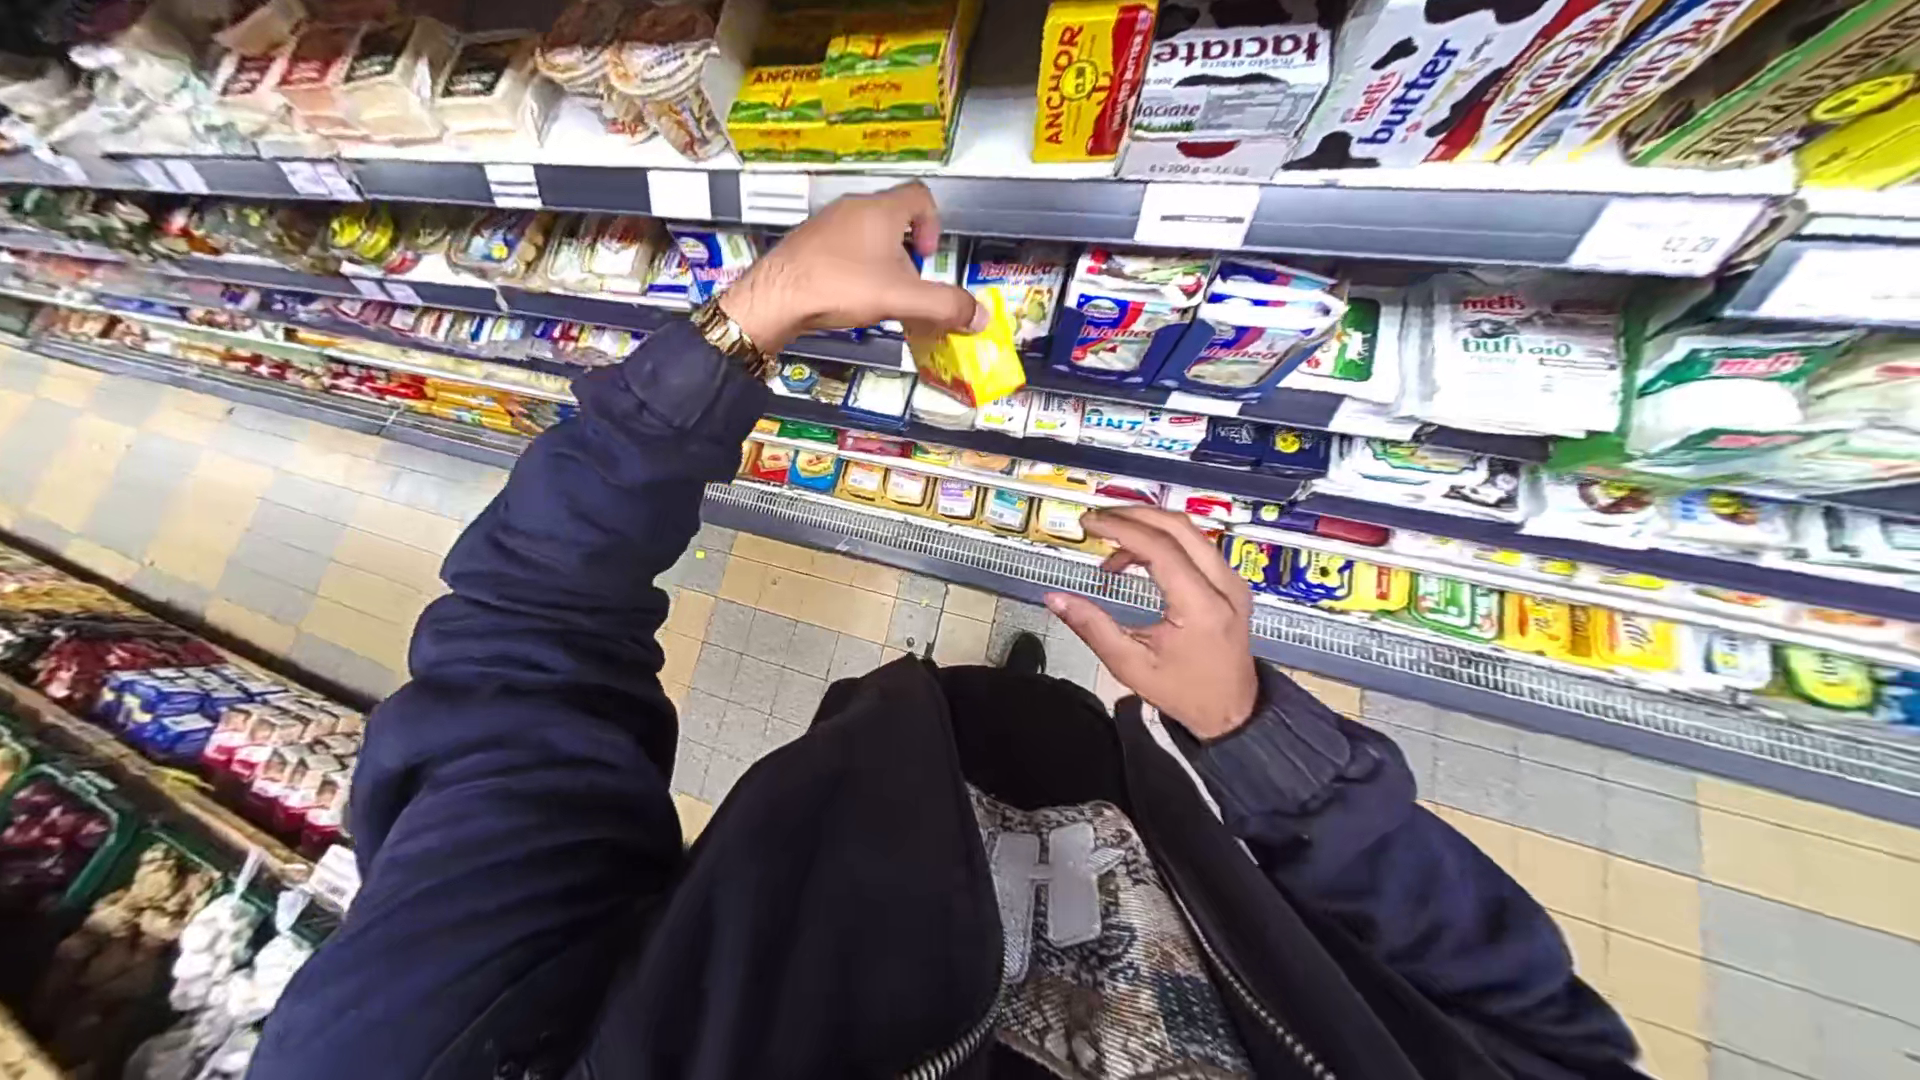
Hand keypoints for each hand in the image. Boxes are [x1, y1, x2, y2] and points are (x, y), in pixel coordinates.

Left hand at [718, 180, 985, 353]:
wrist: (777, 298)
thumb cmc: (840, 286)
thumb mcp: (902, 298)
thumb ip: (944, 306)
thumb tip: (979, 317)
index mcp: (880, 210)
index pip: (920, 196)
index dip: (933, 224)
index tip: (927, 257)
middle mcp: (853, 208)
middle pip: (894, 220)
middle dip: (909, 254)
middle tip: (908, 286)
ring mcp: (827, 225)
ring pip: (868, 236)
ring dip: (883, 263)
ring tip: (881, 296)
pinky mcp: (808, 244)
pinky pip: (843, 249)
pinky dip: (856, 269)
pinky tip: (851, 298)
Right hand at [1045, 508, 1259, 738]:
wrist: (1232, 710)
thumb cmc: (1184, 691)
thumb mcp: (1129, 665)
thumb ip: (1091, 626)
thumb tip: (1056, 598)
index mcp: (1202, 606)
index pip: (1160, 548)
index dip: (1120, 528)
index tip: (1089, 523)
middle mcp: (1224, 586)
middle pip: (1178, 526)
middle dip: (1132, 514)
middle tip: (1097, 519)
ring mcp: (1231, 580)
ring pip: (1188, 530)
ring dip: (1146, 524)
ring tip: (1109, 537)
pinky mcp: (1229, 582)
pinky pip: (1194, 544)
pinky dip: (1160, 539)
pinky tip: (1132, 557)